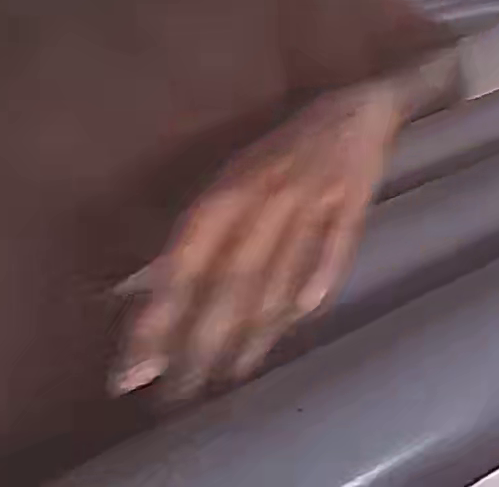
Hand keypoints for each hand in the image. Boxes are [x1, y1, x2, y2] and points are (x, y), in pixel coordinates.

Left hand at [112, 84, 402, 400]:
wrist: (364, 106)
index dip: (158, 321)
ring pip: (285, 269)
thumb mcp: (234, 173)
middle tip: (186, 392)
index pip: (185, 266)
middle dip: (206, 339)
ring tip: (240, 368)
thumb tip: (142, 290)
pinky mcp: (358, 196)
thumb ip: (200, 227)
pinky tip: (307, 311)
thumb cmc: (288, 144)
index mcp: (230, 190)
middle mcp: (271, 196)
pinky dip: (324, 274)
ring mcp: (320, 196)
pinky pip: (340, 241)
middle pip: (235, 278)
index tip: (135, 375)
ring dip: (260, 323)